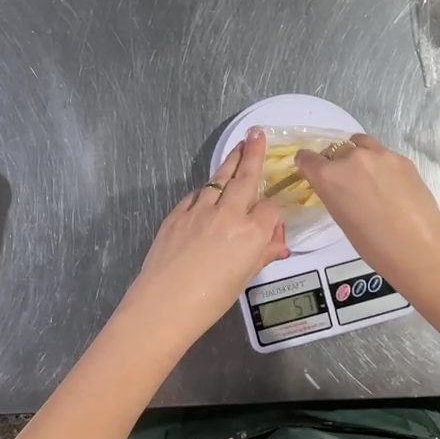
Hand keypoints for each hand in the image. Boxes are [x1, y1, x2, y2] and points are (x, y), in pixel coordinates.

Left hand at [121, 128, 289, 341]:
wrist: (163, 305)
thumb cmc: (209, 301)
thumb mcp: (243, 280)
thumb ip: (261, 255)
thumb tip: (276, 245)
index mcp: (251, 234)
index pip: (270, 210)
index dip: (273, 216)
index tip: (271, 225)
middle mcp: (228, 214)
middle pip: (246, 177)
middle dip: (253, 153)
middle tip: (256, 133)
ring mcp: (200, 210)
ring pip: (218, 178)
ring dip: (229, 162)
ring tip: (237, 148)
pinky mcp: (176, 214)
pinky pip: (196, 195)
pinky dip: (206, 190)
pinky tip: (209, 190)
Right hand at [295, 134, 439, 287]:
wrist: (418, 246)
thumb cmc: (373, 245)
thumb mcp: (341, 219)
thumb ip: (334, 194)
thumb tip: (337, 186)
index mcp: (329, 176)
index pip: (307, 158)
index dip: (307, 164)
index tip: (311, 170)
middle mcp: (351, 158)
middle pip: (335, 150)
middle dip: (335, 162)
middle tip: (346, 182)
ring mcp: (379, 155)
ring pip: (359, 144)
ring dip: (357, 154)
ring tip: (366, 176)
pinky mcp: (402, 158)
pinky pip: (382, 153)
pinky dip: (379, 163)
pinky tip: (390, 184)